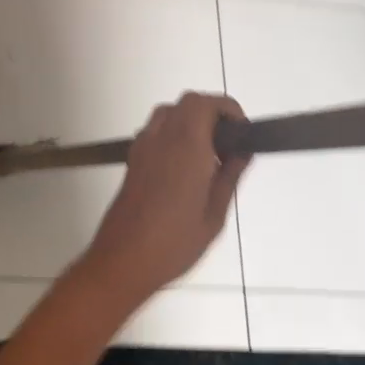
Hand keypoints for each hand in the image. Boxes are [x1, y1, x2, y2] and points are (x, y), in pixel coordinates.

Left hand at [69, 92, 250, 305]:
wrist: (122, 262)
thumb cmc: (173, 244)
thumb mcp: (214, 216)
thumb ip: (229, 177)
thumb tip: (243, 153)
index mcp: (187, 148)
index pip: (206, 103)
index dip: (229, 109)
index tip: (242, 132)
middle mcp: (162, 140)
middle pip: (187, 103)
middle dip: (212, 113)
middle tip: (228, 143)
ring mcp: (142, 150)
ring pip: (167, 114)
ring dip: (190, 122)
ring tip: (207, 155)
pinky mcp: (131, 163)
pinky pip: (153, 133)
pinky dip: (172, 135)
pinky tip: (182, 167)